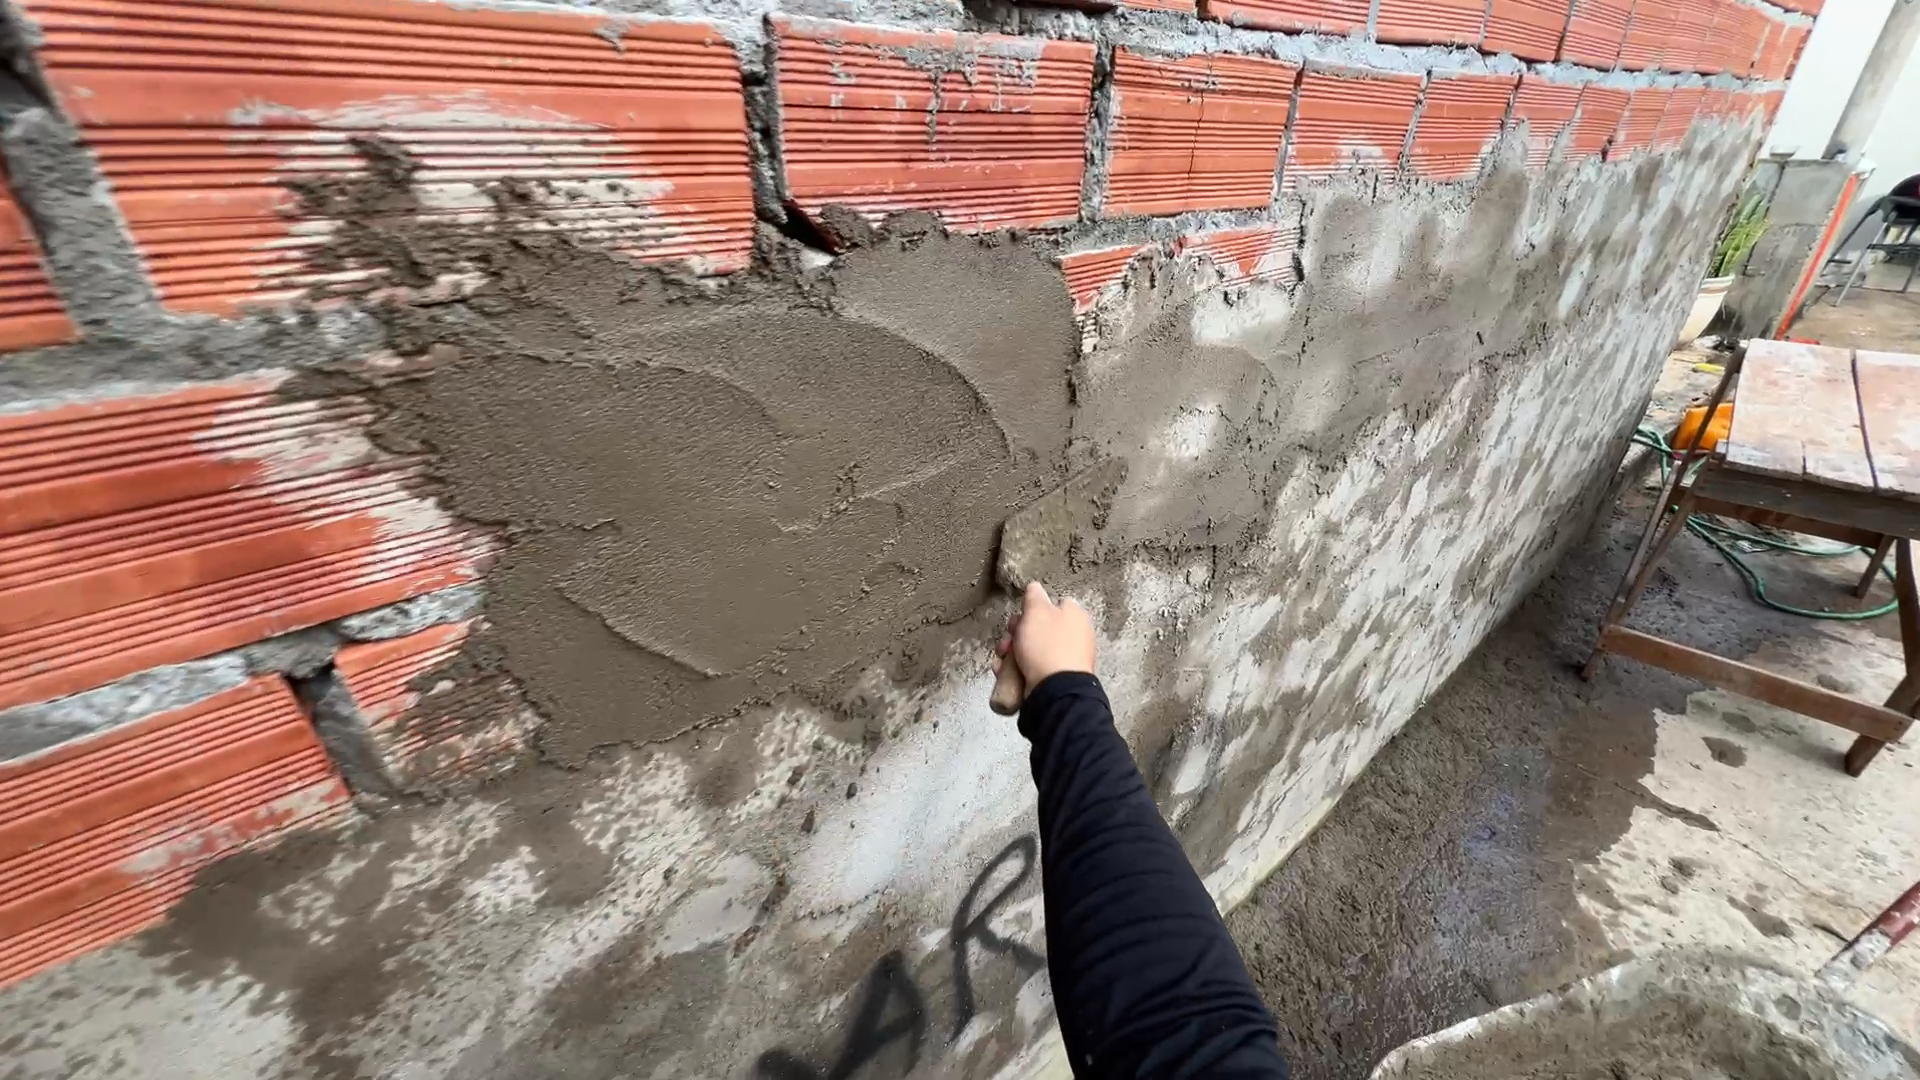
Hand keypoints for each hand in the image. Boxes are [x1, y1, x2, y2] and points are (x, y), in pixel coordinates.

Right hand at [996, 581, 1095, 686]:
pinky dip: (1015, 669)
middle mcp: (1073, 637)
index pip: (1052, 604)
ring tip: (1003, 659)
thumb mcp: (1036, 611)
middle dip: (1017, 632)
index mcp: (1075, 616)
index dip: (1032, 608)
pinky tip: (1004, 673)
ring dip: (1011, 652)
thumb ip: (1034, 595)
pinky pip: (1031, 668)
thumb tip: (1035, 587)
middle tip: (1010, 638)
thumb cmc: (1047, 646)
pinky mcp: (1054, 679)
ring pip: (1031, 649)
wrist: (1055, 691)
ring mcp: (1064, 660)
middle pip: (1038, 628)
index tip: (1020, 615)